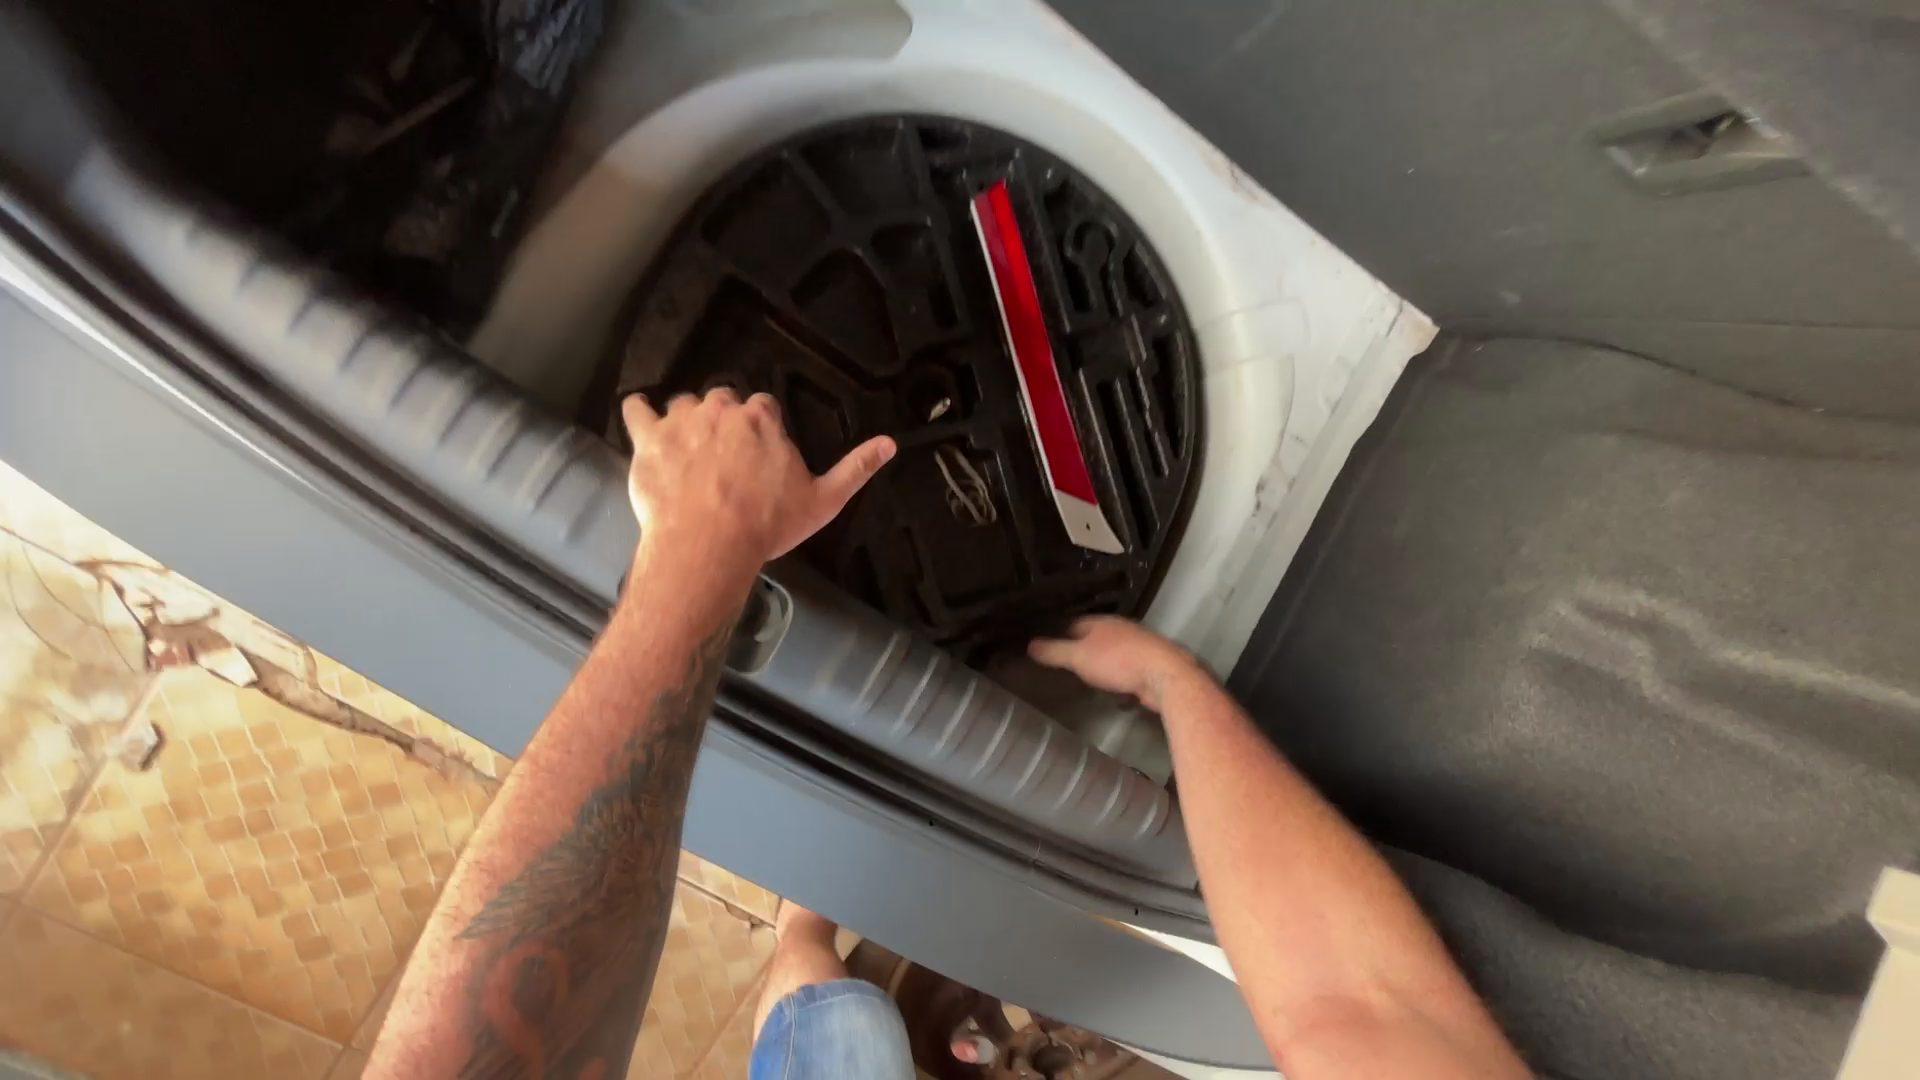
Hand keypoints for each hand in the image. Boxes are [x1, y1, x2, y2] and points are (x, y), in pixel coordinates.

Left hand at [622, 390, 894, 566]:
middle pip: (723, 400)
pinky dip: (639, 412)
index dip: (762, 426)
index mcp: (762, 419)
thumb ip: (856, 468)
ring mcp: (681, 421)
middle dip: (725, 420)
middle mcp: (721, 410)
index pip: (763, 405)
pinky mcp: (648, 439)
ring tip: (690, 449)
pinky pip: (636, 409)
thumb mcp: (824, 500)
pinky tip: (644, 422)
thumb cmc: (767, 524)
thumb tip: (889, 444)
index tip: (760, 450)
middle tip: (725, 456)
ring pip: (684, 404)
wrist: (708, 546)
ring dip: (688, 419)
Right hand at [1027, 616, 1205, 711]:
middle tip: (1062, 660)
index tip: (1045, 643)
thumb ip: (1054, 651)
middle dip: (1079, 646)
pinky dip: (1116, 676)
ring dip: (1100, 661)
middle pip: (1094, 636)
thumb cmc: (1118, 661)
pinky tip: (1111, 689)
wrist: (1166, 676)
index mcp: (1102, 622)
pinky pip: (1125, 669)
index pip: (1073, 622)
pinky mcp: (1149, 666)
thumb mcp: (1079, 657)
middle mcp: (1120, 629)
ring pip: (1111, 652)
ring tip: (1083, 674)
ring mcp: (1137, 647)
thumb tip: (1029, 644)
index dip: (1057, 632)